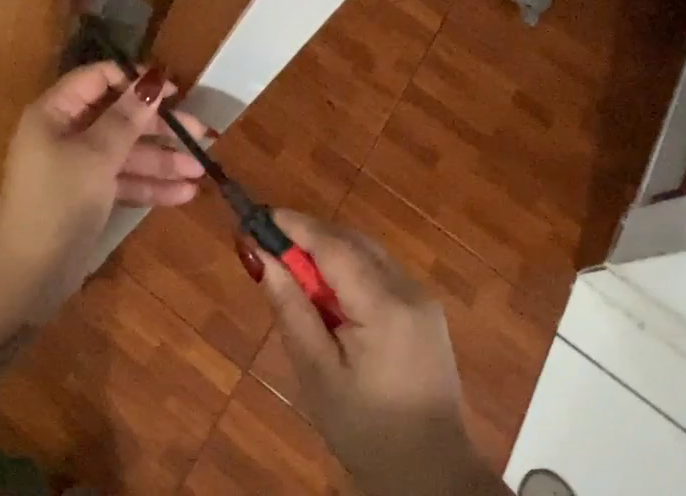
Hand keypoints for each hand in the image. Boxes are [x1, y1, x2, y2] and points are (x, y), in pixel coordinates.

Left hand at [0, 62, 206, 315]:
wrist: (27, 275)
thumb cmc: (58, 203)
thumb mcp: (95, 156)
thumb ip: (126, 118)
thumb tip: (151, 80)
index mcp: (54, 113)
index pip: (97, 79)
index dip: (135, 81)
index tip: (173, 90)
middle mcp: (63, 134)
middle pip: (116, 118)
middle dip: (158, 127)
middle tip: (201, 133)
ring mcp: (76, 168)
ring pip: (124, 152)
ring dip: (161, 160)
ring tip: (201, 169)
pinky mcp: (87, 198)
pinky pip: (121, 181)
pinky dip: (149, 185)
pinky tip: (185, 193)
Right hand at [254, 210, 501, 495]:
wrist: (430, 476)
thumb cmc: (364, 429)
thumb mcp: (316, 371)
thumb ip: (290, 307)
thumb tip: (259, 254)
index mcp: (384, 307)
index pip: (333, 246)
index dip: (293, 226)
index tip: (256, 216)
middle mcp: (409, 291)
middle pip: (352, 242)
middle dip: (308, 235)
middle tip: (265, 243)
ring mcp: (423, 300)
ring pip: (367, 253)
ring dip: (327, 251)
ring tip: (289, 269)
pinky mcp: (425, 312)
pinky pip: (380, 272)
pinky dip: (348, 269)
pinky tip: (326, 294)